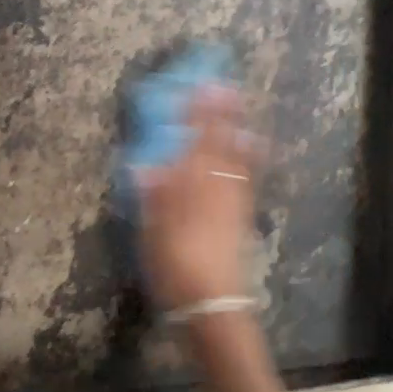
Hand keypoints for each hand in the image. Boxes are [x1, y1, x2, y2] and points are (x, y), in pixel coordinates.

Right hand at [137, 86, 267, 309]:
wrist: (211, 303)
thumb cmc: (174, 265)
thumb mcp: (153, 231)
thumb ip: (154, 197)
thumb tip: (146, 166)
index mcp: (192, 188)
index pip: (197, 143)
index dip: (200, 116)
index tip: (203, 88)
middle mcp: (216, 190)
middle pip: (221, 146)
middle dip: (223, 118)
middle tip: (227, 90)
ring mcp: (232, 204)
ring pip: (237, 159)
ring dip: (236, 132)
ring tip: (239, 113)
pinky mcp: (240, 220)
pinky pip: (245, 178)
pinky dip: (245, 160)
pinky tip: (246, 154)